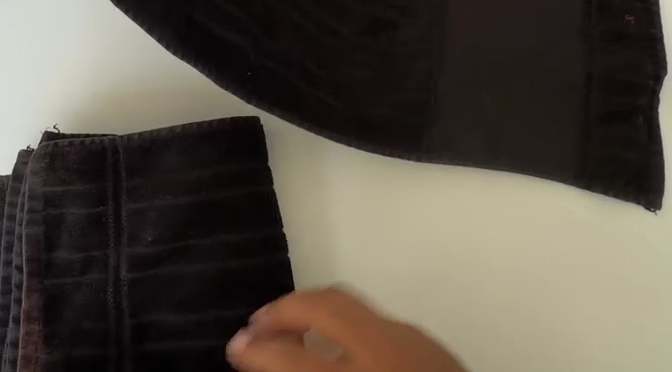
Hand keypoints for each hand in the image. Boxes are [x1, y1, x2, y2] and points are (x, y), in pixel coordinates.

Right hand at [227, 287, 467, 371]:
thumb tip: (279, 365)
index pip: (291, 357)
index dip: (256, 351)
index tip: (236, 350)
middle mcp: (385, 353)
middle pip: (324, 305)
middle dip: (284, 310)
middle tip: (257, 325)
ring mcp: (414, 344)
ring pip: (355, 307)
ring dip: (318, 314)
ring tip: (294, 332)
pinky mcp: (436, 348)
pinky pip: (382, 326)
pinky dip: (353, 330)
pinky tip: (344, 352)